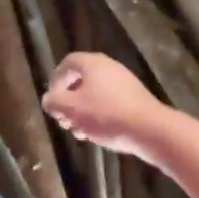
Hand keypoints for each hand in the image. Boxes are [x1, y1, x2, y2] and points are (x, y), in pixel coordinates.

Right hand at [41, 52, 168, 159]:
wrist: (150, 129)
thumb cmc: (106, 114)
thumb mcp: (72, 109)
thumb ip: (55, 102)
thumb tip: (48, 100)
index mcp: (92, 63)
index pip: (67, 64)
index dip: (55, 81)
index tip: (52, 101)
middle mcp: (108, 67)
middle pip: (81, 80)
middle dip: (69, 102)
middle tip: (64, 121)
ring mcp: (123, 82)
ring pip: (95, 94)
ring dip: (83, 112)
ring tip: (79, 132)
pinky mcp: (134, 99)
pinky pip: (110, 103)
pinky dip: (99, 115)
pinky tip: (97, 134)